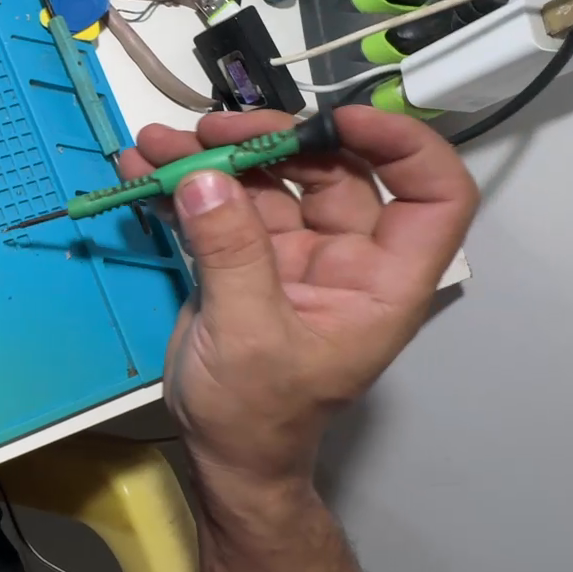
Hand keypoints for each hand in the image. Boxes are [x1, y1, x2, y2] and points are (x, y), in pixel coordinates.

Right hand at [119, 106, 477, 491]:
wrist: (219, 450)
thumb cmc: (257, 411)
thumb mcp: (248, 335)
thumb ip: (231, 255)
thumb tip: (202, 179)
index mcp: (379, 280)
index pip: (430, 196)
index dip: (400, 147)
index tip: (336, 121)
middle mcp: (341, 258)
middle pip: (327, 174)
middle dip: (269, 143)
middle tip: (207, 132)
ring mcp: (286, 257)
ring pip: (261, 187)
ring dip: (209, 161)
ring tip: (154, 145)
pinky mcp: (237, 262)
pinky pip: (215, 212)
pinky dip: (180, 191)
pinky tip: (142, 172)